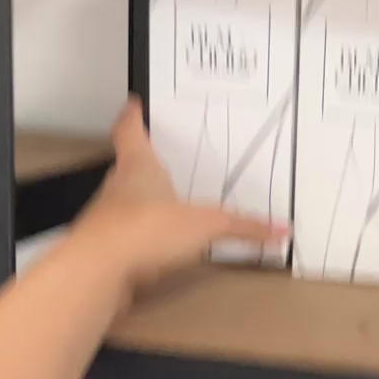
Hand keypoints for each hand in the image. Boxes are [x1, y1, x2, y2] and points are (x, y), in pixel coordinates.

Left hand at [72, 98, 286, 296]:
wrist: (96, 273)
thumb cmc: (144, 230)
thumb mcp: (207, 224)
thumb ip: (244, 227)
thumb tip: (281, 229)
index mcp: (138, 167)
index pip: (130, 131)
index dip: (133, 117)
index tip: (134, 105)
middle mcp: (118, 188)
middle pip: (128, 167)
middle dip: (145, 162)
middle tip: (164, 157)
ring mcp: (108, 219)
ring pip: (126, 203)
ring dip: (143, 203)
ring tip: (169, 205)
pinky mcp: (106, 249)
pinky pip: (127, 238)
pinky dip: (142, 238)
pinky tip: (159, 247)